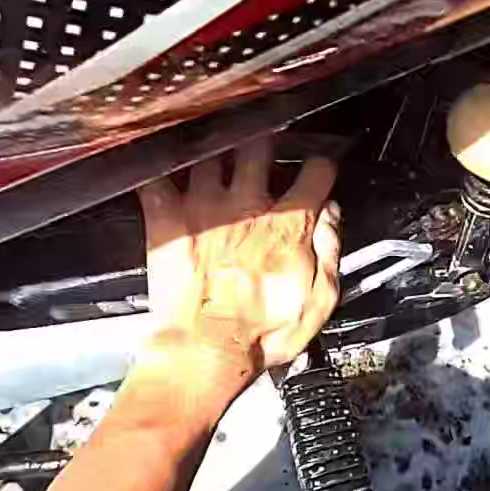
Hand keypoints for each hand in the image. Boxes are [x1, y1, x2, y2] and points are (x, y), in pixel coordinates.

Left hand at [137, 137, 342, 388]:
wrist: (207, 349)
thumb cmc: (263, 332)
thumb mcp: (320, 300)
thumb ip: (329, 250)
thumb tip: (331, 217)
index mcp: (288, 226)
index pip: (314, 175)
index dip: (322, 167)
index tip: (320, 170)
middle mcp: (247, 206)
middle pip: (259, 148)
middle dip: (267, 140)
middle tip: (268, 144)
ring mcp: (204, 207)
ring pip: (211, 152)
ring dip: (218, 147)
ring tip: (221, 146)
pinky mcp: (168, 219)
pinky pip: (158, 175)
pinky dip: (160, 163)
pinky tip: (165, 162)